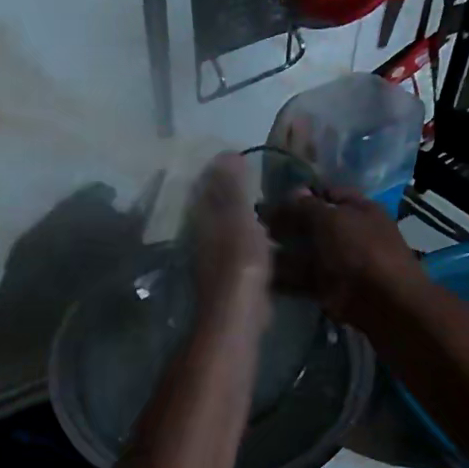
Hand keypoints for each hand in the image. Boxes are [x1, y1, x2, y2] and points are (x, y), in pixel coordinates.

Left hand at [187, 152, 271, 313]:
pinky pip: (238, 248)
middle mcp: (204, 236)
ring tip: (262, 207)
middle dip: (229, 193)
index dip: (220, 171)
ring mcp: (215, 258)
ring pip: (225, 228)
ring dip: (240, 217)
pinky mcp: (229, 278)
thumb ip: (234, 188)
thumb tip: (228, 154)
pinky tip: (264, 240)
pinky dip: (249, 239)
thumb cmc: (240, 260)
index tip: (239, 158)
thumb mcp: (240, 218)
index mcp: (205, 218)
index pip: (207, 186)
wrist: (238, 312)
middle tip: (252, 179)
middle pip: (214, 208)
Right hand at [263, 186, 425, 327]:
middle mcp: (352, 235)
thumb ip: (307, 207)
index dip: (300, 196)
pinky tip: (260, 279)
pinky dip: (285, 281)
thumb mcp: (332, 220)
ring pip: (308, 255)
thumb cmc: (360, 252)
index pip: (327, 194)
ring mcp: (343, 265)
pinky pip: (305, 282)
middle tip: (255, 230)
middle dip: (286, 227)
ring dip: (282, 255)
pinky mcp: (334, 293)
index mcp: (359, 209)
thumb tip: (292, 196)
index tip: (270, 203)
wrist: (386, 306)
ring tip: (252, 254)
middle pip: (314, 226)